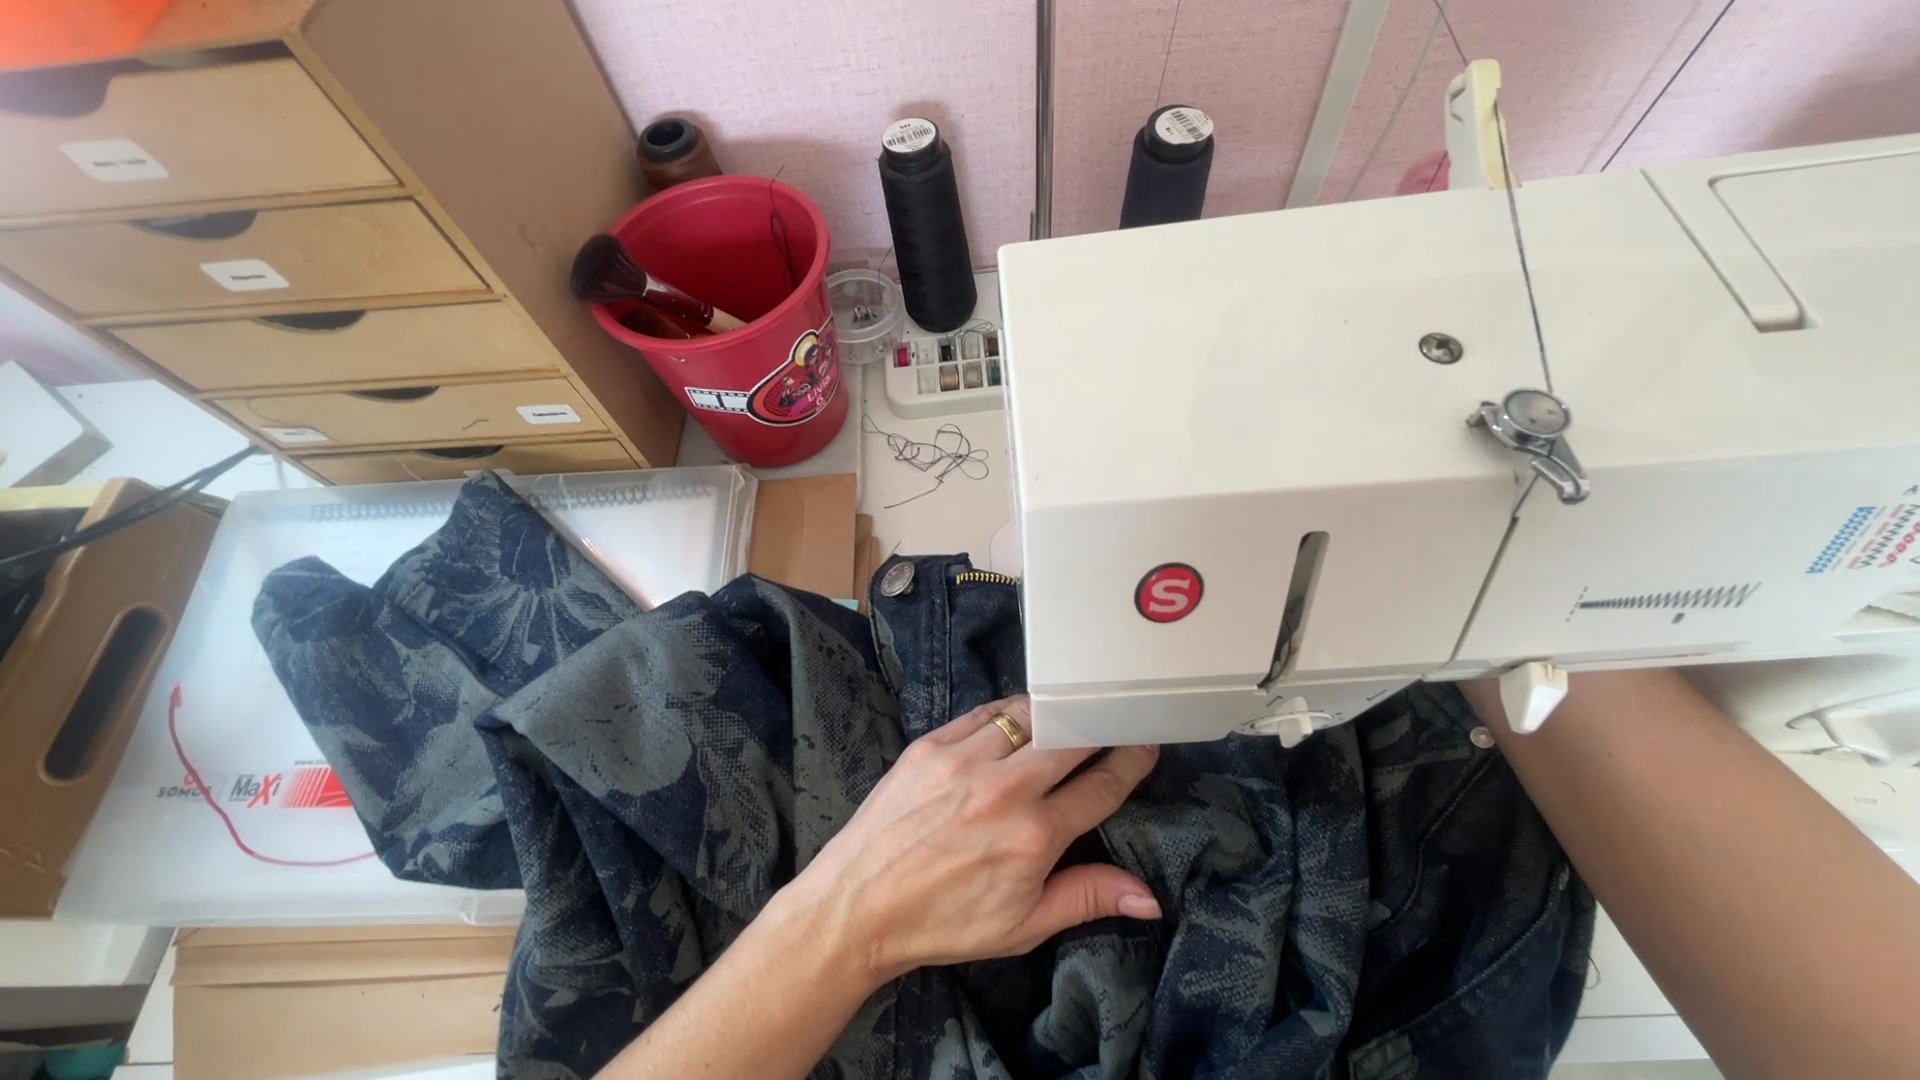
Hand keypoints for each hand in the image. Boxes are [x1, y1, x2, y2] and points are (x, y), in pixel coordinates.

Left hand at [783, 695, 1160, 987]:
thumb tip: (1148, 899)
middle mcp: (1005, 790)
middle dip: (1102, 726)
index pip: (1100, 786)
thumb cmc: (943, 922)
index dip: (1130, 762)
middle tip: (1116, 720)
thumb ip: (1087, 898)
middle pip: (1072, 738)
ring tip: (1069, 717)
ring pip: (1030, 715)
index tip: (1146, 744)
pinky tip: (1019, 719)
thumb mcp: (1023, 926)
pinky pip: (985, 712)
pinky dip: (1010, 712)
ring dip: (1057, 714)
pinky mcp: (931, 745)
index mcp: (1034, 837)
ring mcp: (965, 761)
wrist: (859, 905)